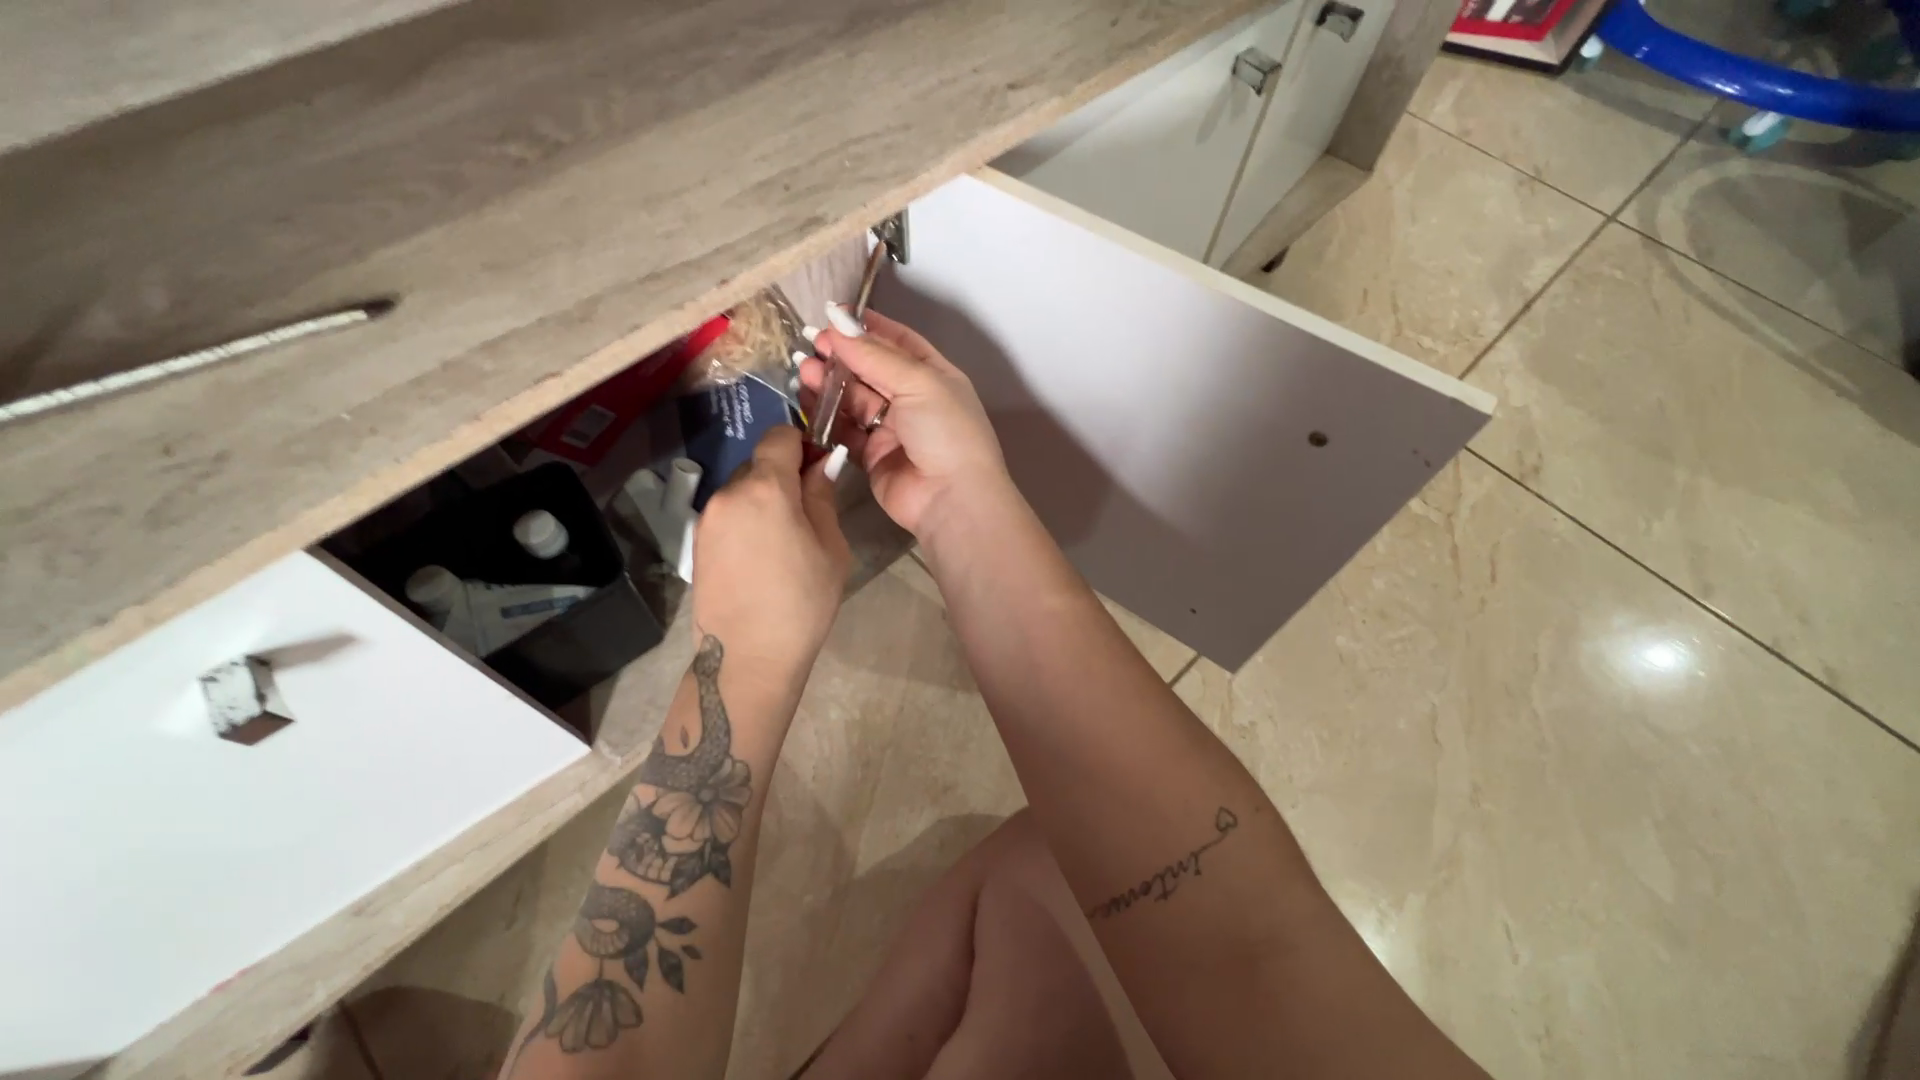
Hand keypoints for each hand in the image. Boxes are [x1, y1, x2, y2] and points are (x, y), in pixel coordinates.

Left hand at [691, 425, 850, 674]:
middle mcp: (729, 493)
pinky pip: (729, 515)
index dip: (802, 444)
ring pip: (742, 490)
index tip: (819, 468)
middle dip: (783, 476)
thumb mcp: (831, 548)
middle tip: (808, 513)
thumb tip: (821, 465)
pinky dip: (747, 522)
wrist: (748, 658)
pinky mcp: (698, 543)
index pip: (779, 437)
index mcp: (765, 488)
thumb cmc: (802, 603)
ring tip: (784, 543)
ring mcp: (708, 519)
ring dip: (764, 501)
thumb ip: (822, 497)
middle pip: (759, 464)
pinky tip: (762, 558)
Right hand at [799, 310, 1014, 539]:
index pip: (898, 342)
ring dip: (830, 384)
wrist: (952, 499)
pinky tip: (807, 401)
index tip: (833, 314)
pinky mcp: (873, 456)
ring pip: (854, 399)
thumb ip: (875, 355)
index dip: (867, 327)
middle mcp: (914, 400)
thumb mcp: (917, 382)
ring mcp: (892, 430)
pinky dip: (826, 416)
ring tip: (804, 370)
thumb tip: (837, 324)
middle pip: (871, 369)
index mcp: (934, 376)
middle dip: (842, 356)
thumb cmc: (946, 431)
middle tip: (810, 345)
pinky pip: (845, 431)